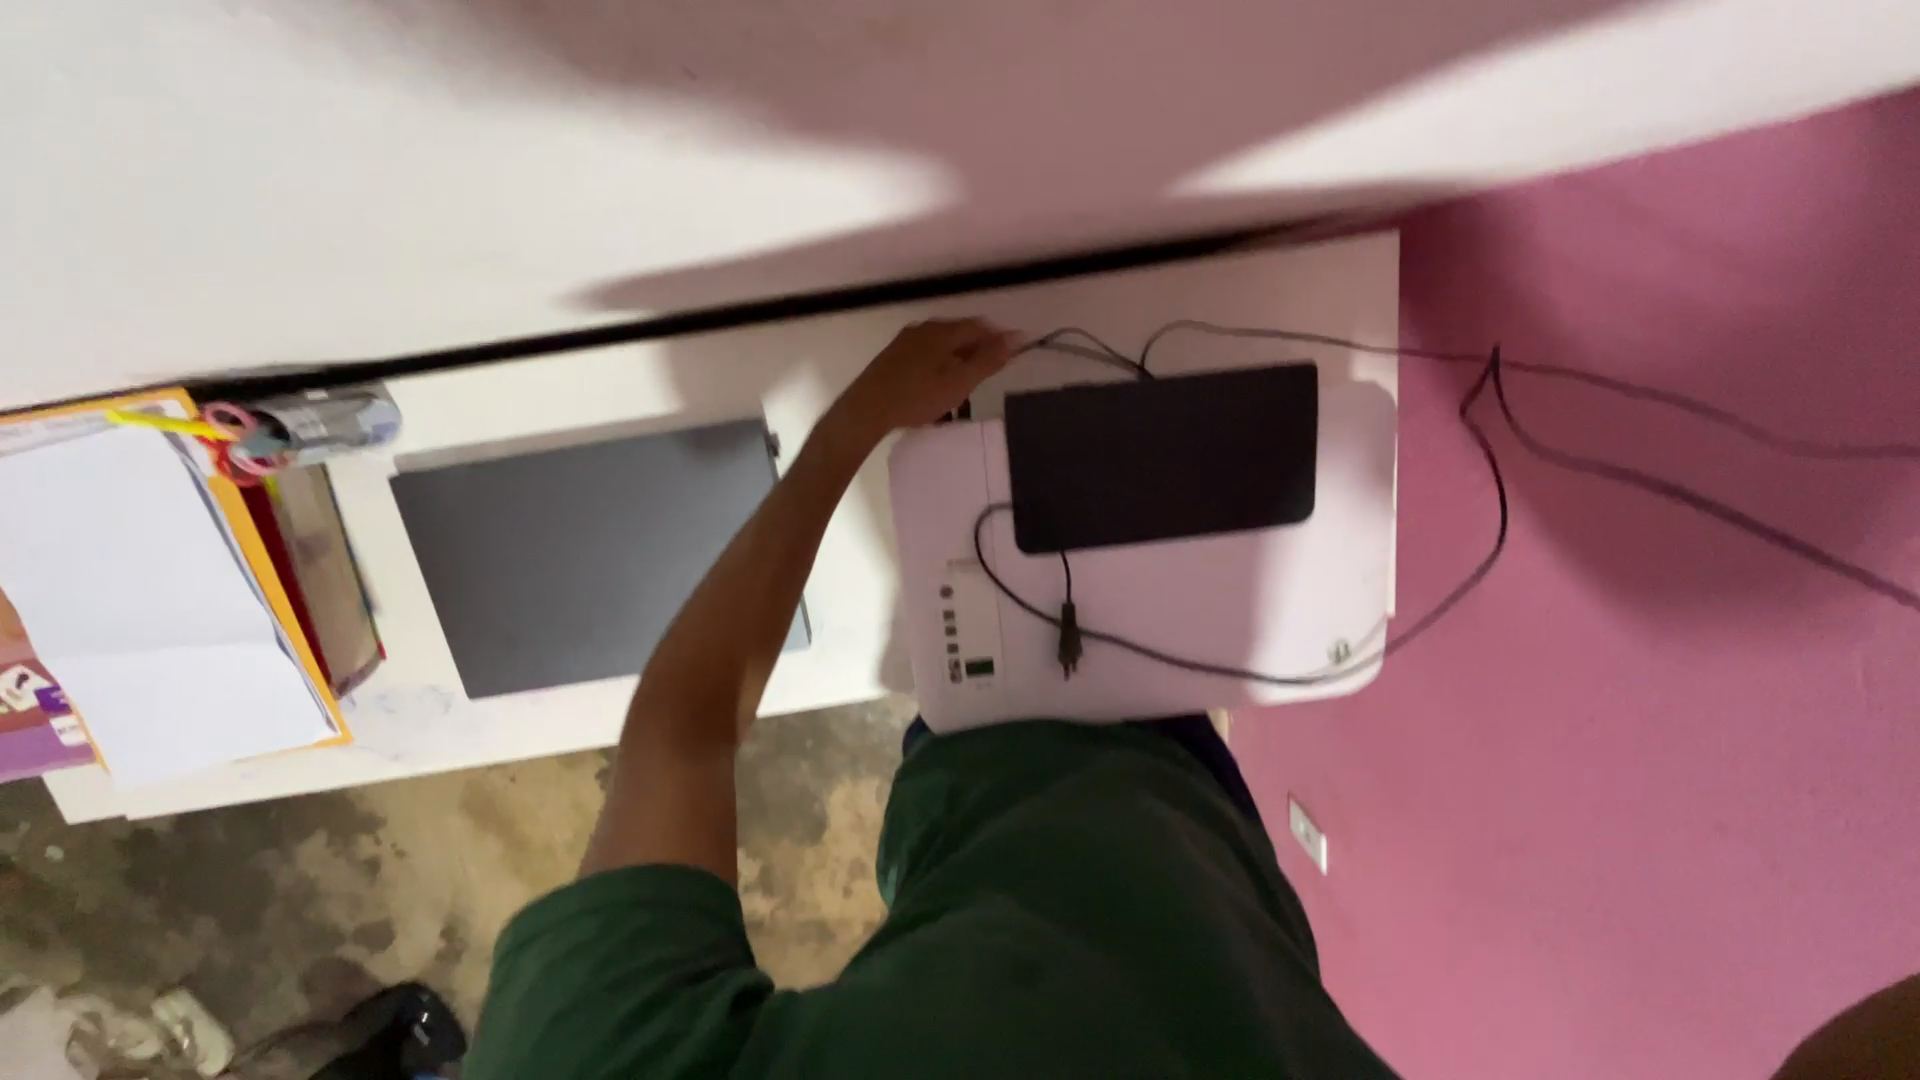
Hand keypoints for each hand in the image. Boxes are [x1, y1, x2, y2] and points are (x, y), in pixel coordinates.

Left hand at [826, 319, 1019, 442]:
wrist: (867, 409)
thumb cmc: (917, 397)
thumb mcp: (959, 383)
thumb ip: (988, 360)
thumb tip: (1016, 337)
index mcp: (944, 331)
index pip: (980, 326)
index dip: (998, 339)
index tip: (1010, 358)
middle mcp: (925, 328)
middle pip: (961, 332)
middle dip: (979, 348)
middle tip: (989, 372)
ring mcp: (907, 340)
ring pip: (943, 342)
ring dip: (959, 356)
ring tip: (966, 380)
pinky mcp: (894, 355)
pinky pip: (927, 351)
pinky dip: (941, 361)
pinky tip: (939, 381)